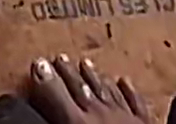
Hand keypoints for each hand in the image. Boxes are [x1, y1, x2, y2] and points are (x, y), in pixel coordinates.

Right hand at [28, 55, 151, 123]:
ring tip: (86, 62)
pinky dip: (129, 91)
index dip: (47, 77)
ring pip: (105, 90)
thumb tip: (41, 94)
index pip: (57, 93)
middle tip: (60, 57)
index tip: (39, 61)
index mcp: (78, 122)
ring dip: (95, 76)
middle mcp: (99, 113)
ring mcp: (124, 118)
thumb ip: (57, 114)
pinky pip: (136, 104)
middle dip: (69, 72)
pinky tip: (124, 81)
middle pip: (81, 87)